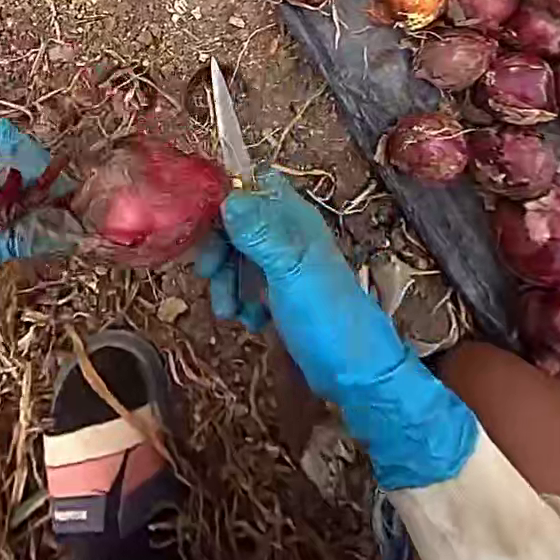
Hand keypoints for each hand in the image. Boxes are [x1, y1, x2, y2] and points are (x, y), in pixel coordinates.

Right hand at [199, 169, 477, 490]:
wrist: (356, 376)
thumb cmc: (326, 316)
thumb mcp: (289, 270)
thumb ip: (258, 232)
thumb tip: (227, 197)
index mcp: (294, 218)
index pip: (255, 182)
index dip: (227, 193)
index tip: (203, 219)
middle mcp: (286, 235)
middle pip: (237, 221)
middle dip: (218, 246)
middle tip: (207, 274)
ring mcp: (282, 264)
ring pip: (236, 254)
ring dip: (226, 280)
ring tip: (231, 311)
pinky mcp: (277, 293)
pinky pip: (245, 283)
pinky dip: (240, 299)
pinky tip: (249, 319)